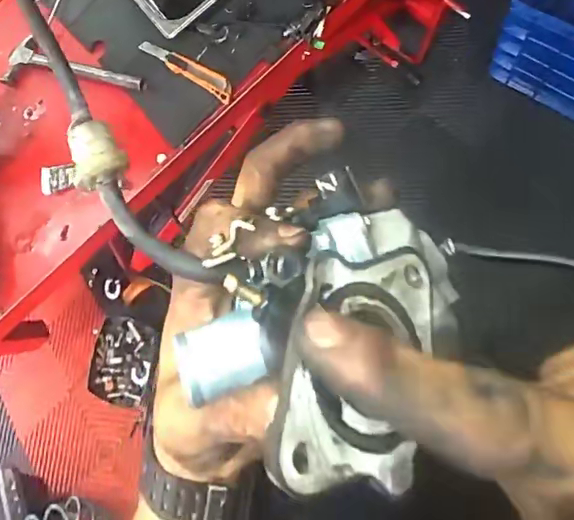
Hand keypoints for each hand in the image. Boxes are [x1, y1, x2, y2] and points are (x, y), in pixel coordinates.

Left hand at [145, 118, 343, 484]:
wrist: (206, 440)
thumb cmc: (188, 413)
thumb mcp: (197, 417)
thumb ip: (232, 408)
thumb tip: (281, 395)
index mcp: (202, 274)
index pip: (218, 222)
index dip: (253, 223)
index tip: (292, 242)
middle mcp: (234, 256)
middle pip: (254, 187)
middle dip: (290, 151)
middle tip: (334, 133)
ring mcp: (267, 267)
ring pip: (296, 208)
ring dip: (334, 191)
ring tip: (378, 186)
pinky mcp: (294, 288)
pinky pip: (322, 247)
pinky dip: (349, 232)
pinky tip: (384, 229)